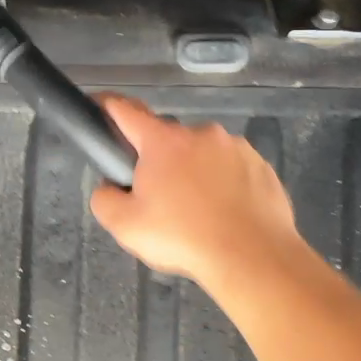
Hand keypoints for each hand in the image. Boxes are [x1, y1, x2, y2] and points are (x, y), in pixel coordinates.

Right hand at [89, 94, 300, 285]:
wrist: (251, 255)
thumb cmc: (181, 236)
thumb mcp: (124, 225)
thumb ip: (104, 199)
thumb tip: (111, 187)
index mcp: (163, 143)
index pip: (127, 112)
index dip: (108, 106)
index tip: (98, 104)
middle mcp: (201, 134)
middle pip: (167, 141)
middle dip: (156, 163)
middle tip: (155, 200)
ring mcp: (236, 147)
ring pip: (200, 155)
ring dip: (191, 174)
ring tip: (193, 213)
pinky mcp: (261, 165)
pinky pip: (230, 170)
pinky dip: (220, 185)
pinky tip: (220, 214)